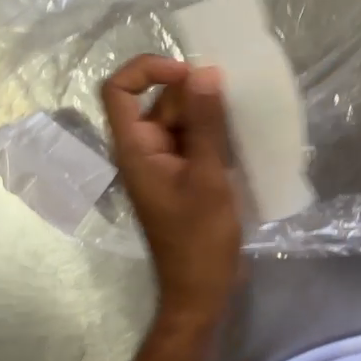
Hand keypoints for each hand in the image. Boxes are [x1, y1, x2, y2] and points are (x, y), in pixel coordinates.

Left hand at [101, 54, 242, 327]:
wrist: (200, 291)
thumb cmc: (199, 239)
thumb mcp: (208, 177)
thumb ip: (206, 124)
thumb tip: (204, 72)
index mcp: (134, 149)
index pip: (118, 89)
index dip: (148, 69)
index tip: (189, 74)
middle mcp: (143, 152)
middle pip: (158, 102)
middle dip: (193, 97)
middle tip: (231, 109)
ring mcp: (163, 167)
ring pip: (180, 122)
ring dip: (208, 117)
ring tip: (241, 125)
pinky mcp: (182, 180)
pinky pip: (193, 144)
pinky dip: (213, 137)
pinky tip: (241, 142)